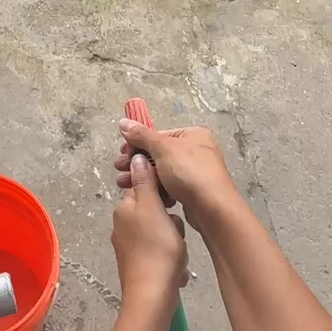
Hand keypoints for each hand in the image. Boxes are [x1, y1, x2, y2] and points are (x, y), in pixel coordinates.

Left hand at [112, 154, 188, 306]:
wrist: (152, 295)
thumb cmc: (157, 248)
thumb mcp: (153, 208)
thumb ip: (145, 182)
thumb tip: (136, 158)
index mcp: (124, 209)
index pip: (145, 188)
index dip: (163, 194)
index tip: (174, 204)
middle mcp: (123, 225)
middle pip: (156, 211)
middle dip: (171, 222)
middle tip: (176, 232)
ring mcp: (129, 247)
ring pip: (161, 233)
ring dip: (174, 241)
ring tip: (177, 252)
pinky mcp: (138, 265)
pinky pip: (161, 253)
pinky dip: (171, 259)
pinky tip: (176, 268)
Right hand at [115, 119, 240, 214]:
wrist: (212, 208)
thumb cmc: (189, 172)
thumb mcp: (163, 149)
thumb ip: (141, 136)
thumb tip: (123, 122)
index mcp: (192, 135)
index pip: (158, 136)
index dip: (137, 143)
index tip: (122, 154)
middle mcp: (196, 150)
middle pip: (158, 154)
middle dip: (136, 162)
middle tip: (119, 168)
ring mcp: (195, 172)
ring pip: (161, 171)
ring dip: (141, 176)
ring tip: (122, 183)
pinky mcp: (192, 191)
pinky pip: (169, 186)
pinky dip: (155, 189)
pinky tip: (143, 194)